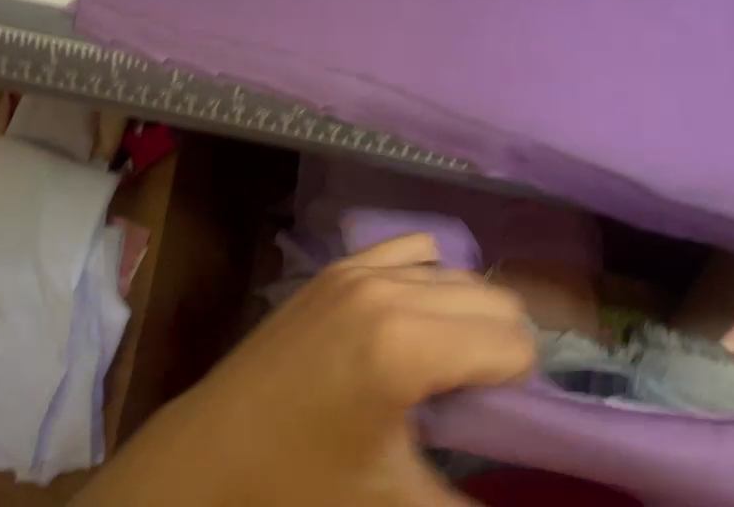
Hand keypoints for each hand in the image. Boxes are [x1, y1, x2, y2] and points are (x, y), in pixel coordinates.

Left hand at [74, 234, 536, 505]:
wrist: (206, 459)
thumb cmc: (300, 487)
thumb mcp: (393, 503)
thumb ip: (468, 502)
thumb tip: (527, 498)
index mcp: (409, 348)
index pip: (514, 345)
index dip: (518, 384)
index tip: (499, 418)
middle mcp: (392, 292)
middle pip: (496, 302)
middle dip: (501, 348)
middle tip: (477, 397)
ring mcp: (360, 271)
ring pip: (460, 274)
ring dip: (468, 315)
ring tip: (445, 363)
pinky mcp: (337, 267)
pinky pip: (414, 252)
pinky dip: (431, 280)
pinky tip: (413, 319)